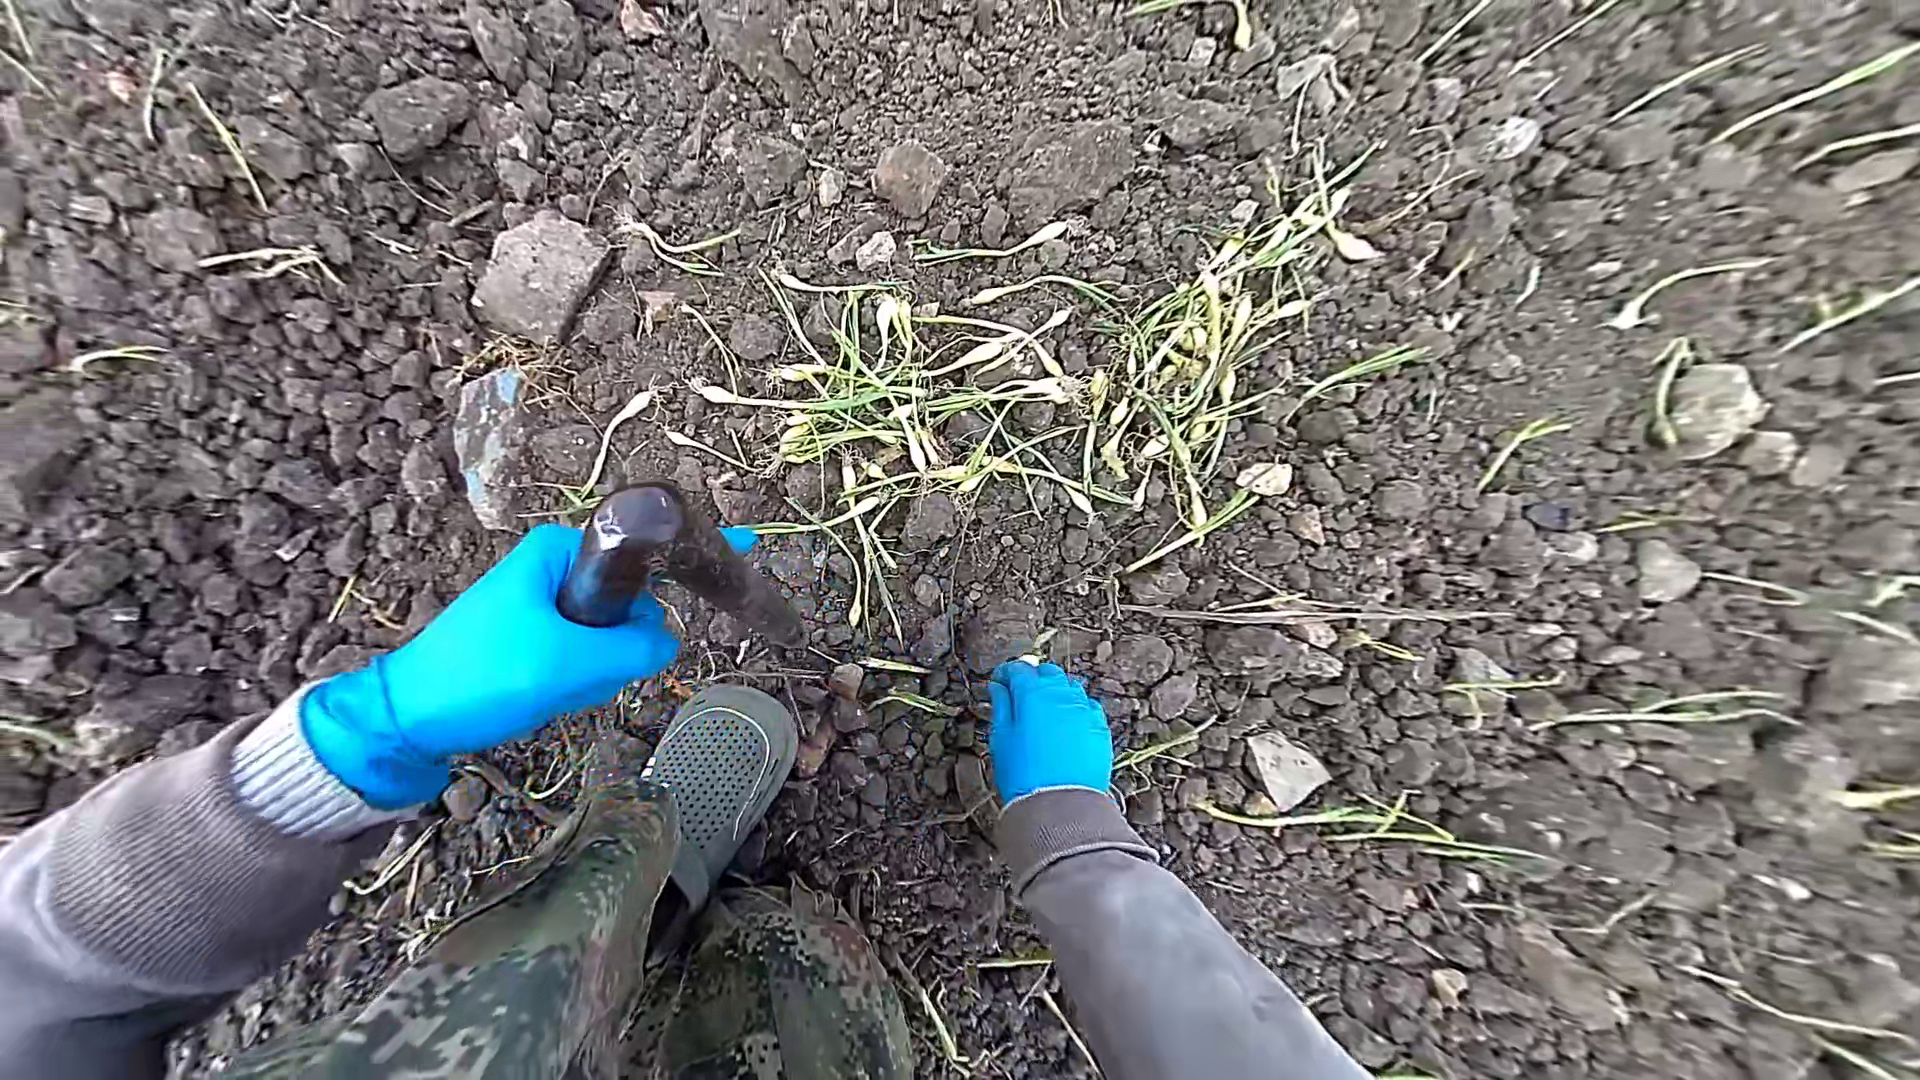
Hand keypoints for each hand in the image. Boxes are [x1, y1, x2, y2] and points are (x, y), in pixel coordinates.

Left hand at [302, 522, 757, 808]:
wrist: (403, 722)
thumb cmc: (481, 677)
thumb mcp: (568, 663)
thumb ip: (636, 649)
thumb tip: (668, 643)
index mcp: (559, 551)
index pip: (645, 543)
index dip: (698, 549)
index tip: (748, 544)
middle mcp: (560, 566)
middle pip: (636, 598)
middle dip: (626, 641)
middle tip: (591, 672)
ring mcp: (553, 600)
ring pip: (618, 630)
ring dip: (603, 665)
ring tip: (561, 687)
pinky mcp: (546, 631)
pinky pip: (596, 647)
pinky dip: (589, 673)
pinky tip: (560, 693)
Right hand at [987, 661, 1113, 805]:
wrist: (1060, 806)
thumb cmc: (1024, 774)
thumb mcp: (1001, 737)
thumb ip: (1001, 705)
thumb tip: (999, 687)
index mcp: (1033, 693)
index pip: (1018, 669)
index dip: (1006, 673)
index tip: (1000, 682)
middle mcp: (1062, 694)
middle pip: (1047, 672)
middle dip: (1033, 679)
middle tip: (1021, 696)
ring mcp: (1084, 709)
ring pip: (1069, 686)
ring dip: (1055, 692)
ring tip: (1044, 712)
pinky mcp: (1099, 727)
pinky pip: (1088, 706)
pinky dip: (1076, 709)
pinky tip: (1066, 724)